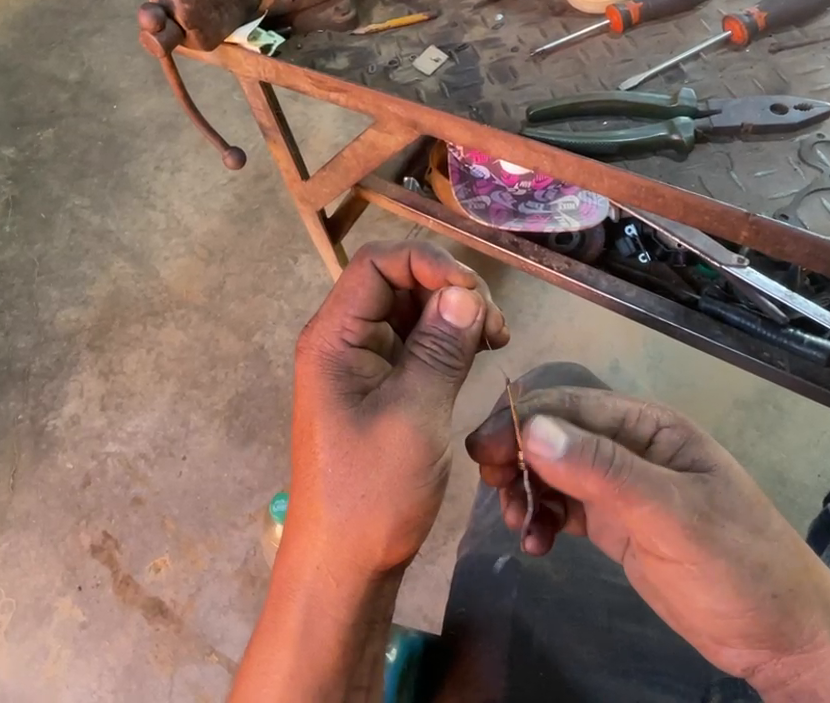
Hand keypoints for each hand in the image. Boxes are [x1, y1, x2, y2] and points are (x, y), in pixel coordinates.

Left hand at [285, 241, 508, 578]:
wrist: (345, 565)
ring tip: (495, 340)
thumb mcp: (414, 415)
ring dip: (455, 315)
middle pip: (397, 282)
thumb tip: (467, 293)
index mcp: (334, 337)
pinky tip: (479, 353)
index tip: (474, 293)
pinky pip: (416, 342)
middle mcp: (344, 339)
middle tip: (495, 326)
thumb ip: (440, 348)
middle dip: (449, 290)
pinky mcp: (381, 385)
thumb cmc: (372, 493)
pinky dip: (449, 341)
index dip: (427, 263)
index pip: (376, 264)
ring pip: (411, 310)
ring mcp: (362, 363)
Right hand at [467, 386, 829, 698]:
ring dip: (526, 488)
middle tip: (490, 486)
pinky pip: (563, 506)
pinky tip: (537, 544)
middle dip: (517, 454)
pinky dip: (542, 517)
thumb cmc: (739, 566)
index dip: (522, 420)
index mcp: (648, 426)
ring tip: (519, 524)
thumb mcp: (673, 515)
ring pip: (552, 468)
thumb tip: (532, 429)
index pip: (569, 405)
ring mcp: (621, 484)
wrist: (787, 641)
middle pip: (554, 432)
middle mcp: (629, 445)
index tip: (482, 450)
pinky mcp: (615, 522)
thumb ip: (603, 470)